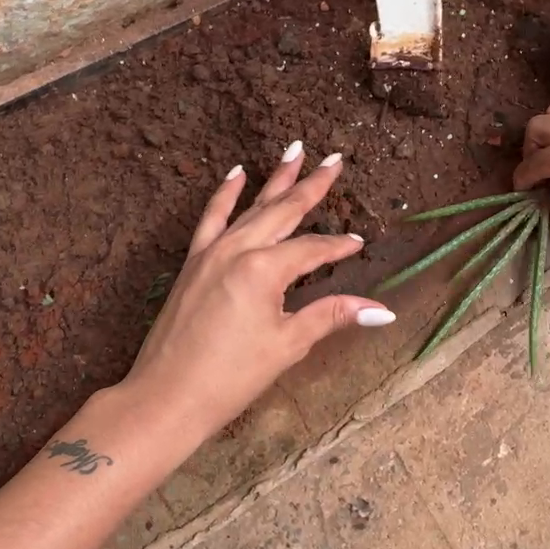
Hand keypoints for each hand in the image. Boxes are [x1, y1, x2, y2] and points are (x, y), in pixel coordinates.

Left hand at [123, 142, 394, 439]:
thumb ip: (332, 315)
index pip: (312, 249)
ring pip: (251, 207)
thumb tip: (383, 311)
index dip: (338, 247)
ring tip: (294, 151)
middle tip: (334, 160)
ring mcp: (211, 253)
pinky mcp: (193, 263)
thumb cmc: (230, 377)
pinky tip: (237, 174)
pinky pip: (211, 218)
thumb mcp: (288, 344)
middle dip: (312, 186)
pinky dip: (225, 195)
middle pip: (283, 211)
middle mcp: (236, 250)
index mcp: (263, 270)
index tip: (359, 243)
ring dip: (275, 179)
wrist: (166, 397)